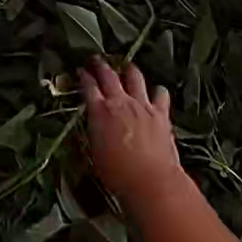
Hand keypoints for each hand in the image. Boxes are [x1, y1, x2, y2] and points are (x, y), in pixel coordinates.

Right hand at [78, 56, 182, 206]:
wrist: (152, 182)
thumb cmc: (119, 174)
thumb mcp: (95, 153)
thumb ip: (93, 133)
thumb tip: (91, 126)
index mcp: (100, 112)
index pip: (88, 86)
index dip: (83, 76)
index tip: (81, 71)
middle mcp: (120, 103)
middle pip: (109, 75)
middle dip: (101, 65)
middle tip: (97, 59)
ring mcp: (142, 106)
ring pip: (134, 77)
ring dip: (129, 70)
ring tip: (126, 66)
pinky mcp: (161, 114)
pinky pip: (160, 95)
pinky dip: (158, 91)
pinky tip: (158, 90)